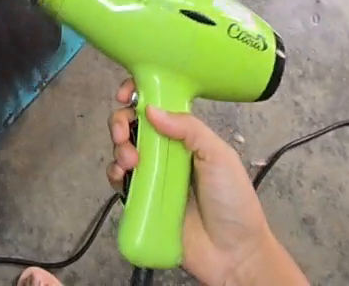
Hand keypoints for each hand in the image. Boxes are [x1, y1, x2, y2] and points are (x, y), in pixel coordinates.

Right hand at [105, 79, 278, 285]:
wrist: (234, 254)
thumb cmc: (233, 200)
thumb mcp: (218, 156)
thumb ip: (189, 129)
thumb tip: (151, 109)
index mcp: (183, 136)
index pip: (155, 106)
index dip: (137, 94)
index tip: (125, 96)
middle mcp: (164, 151)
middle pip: (132, 124)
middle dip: (121, 122)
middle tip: (124, 135)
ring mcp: (152, 176)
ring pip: (122, 149)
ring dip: (118, 148)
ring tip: (131, 162)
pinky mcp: (142, 201)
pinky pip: (120, 181)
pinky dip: (114, 173)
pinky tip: (122, 176)